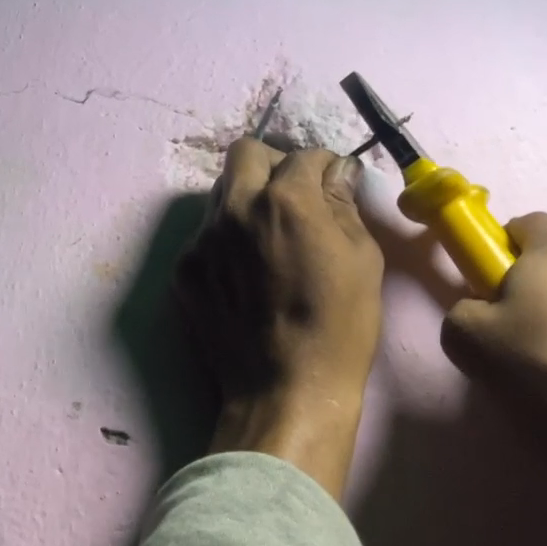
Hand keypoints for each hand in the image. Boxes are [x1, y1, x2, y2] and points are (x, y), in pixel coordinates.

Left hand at [175, 141, 383, 498]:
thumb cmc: (339, 328)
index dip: (324, 166)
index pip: (302, 155)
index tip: (332, 183)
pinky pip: (206, 234)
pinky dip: (226, 240)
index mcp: (284, 199)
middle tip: (293, 195)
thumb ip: (343, 204)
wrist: (285, 393)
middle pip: (246, 153)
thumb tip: (338, 171)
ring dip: (246, 199)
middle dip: (273, 164)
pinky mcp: (184, 268)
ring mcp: (202, 238)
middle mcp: (235, 207)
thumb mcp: (362, 259)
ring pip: (222, 192)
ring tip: (268, 237)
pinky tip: (245, 273)